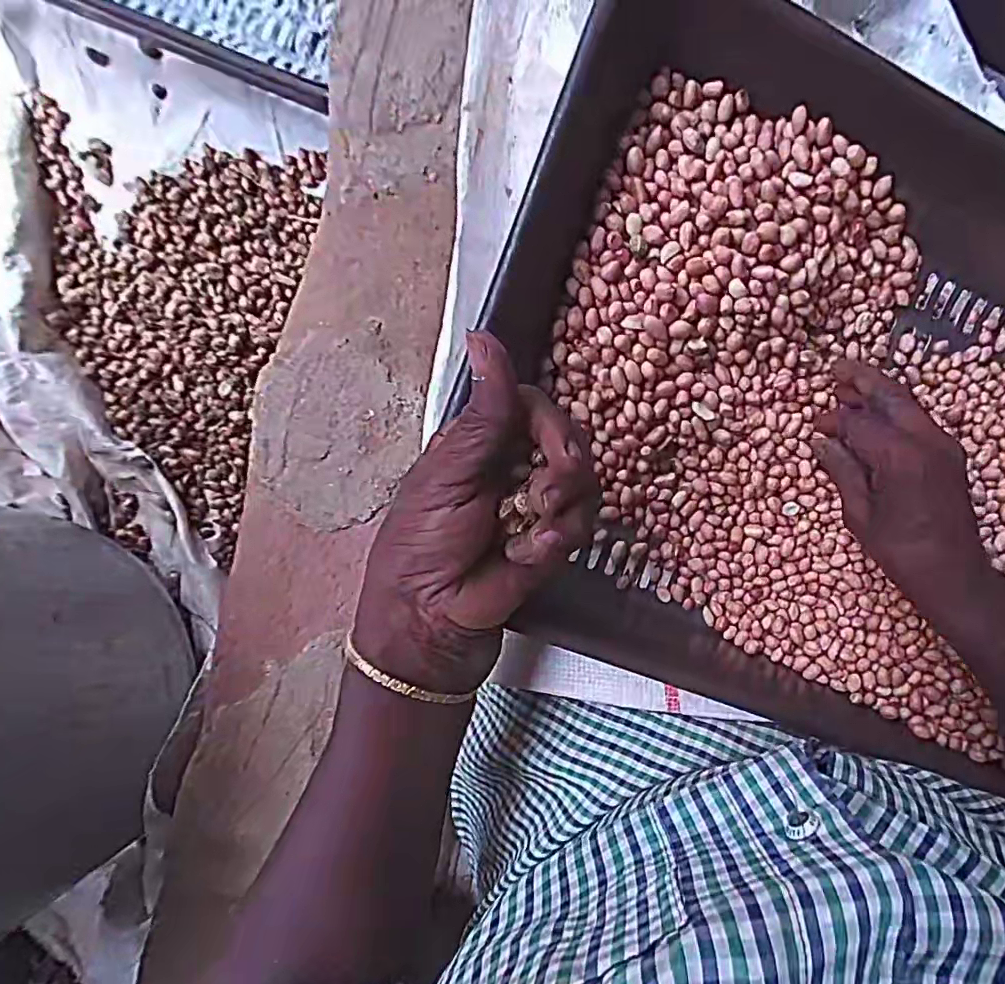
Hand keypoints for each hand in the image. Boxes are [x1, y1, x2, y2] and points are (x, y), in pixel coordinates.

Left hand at [354, 331, 597, 693]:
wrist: (428, 623)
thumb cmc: (420, 546)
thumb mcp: (448, 474)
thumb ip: (484, 414)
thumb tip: (485, 339)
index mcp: (483, 444)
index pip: (534, 407)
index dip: (550, 422)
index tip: (549, 445)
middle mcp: (515, 469)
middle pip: (569, 443)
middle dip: (564, 469)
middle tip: (541, 497)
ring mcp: (537, 506)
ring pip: (584, 484)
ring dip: (561, 508)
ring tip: (528, 534)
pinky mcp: (553, 542)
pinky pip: (581, 526)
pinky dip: (557, 540)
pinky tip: (527, 555)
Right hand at [812, 357, 996, 625]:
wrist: (954, 574)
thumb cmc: (902, 552)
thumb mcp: (861, 515)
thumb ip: (842, 471)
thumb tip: (822, 442)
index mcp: (900, 456)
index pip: (860, 422)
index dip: (835, 420)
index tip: (816, 425)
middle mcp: (927, 441)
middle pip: (891, 396)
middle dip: (862, 380)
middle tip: (836, 369)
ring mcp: (944, 446)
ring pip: (908, 405)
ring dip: (880, 395)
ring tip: (852, 389)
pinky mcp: (951, 456)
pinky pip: (919, 423)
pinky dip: (895, 415)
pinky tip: (877, 421)